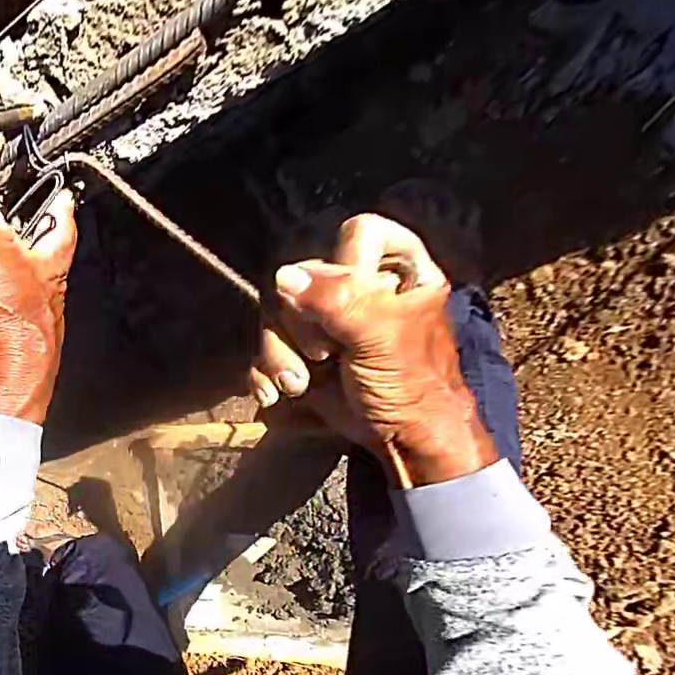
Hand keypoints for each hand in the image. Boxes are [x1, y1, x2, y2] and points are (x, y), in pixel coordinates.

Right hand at [250, 214, 497, 487]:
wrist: (401, 440)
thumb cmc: (411, 385)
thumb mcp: (383, 337)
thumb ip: (338, 301)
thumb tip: (283, 277)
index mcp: (394, 269)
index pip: (358, 233)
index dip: (345, 265)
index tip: (349, 304)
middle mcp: (354, 286)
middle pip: (300, 278)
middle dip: (301, 326)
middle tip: (324, 356)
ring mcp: (323, 319)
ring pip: (275, 314)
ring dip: (279, 355)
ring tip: (298, 385)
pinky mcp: (300, 351)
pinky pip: (265, 348)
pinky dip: (264, 373)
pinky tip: (275, 395)